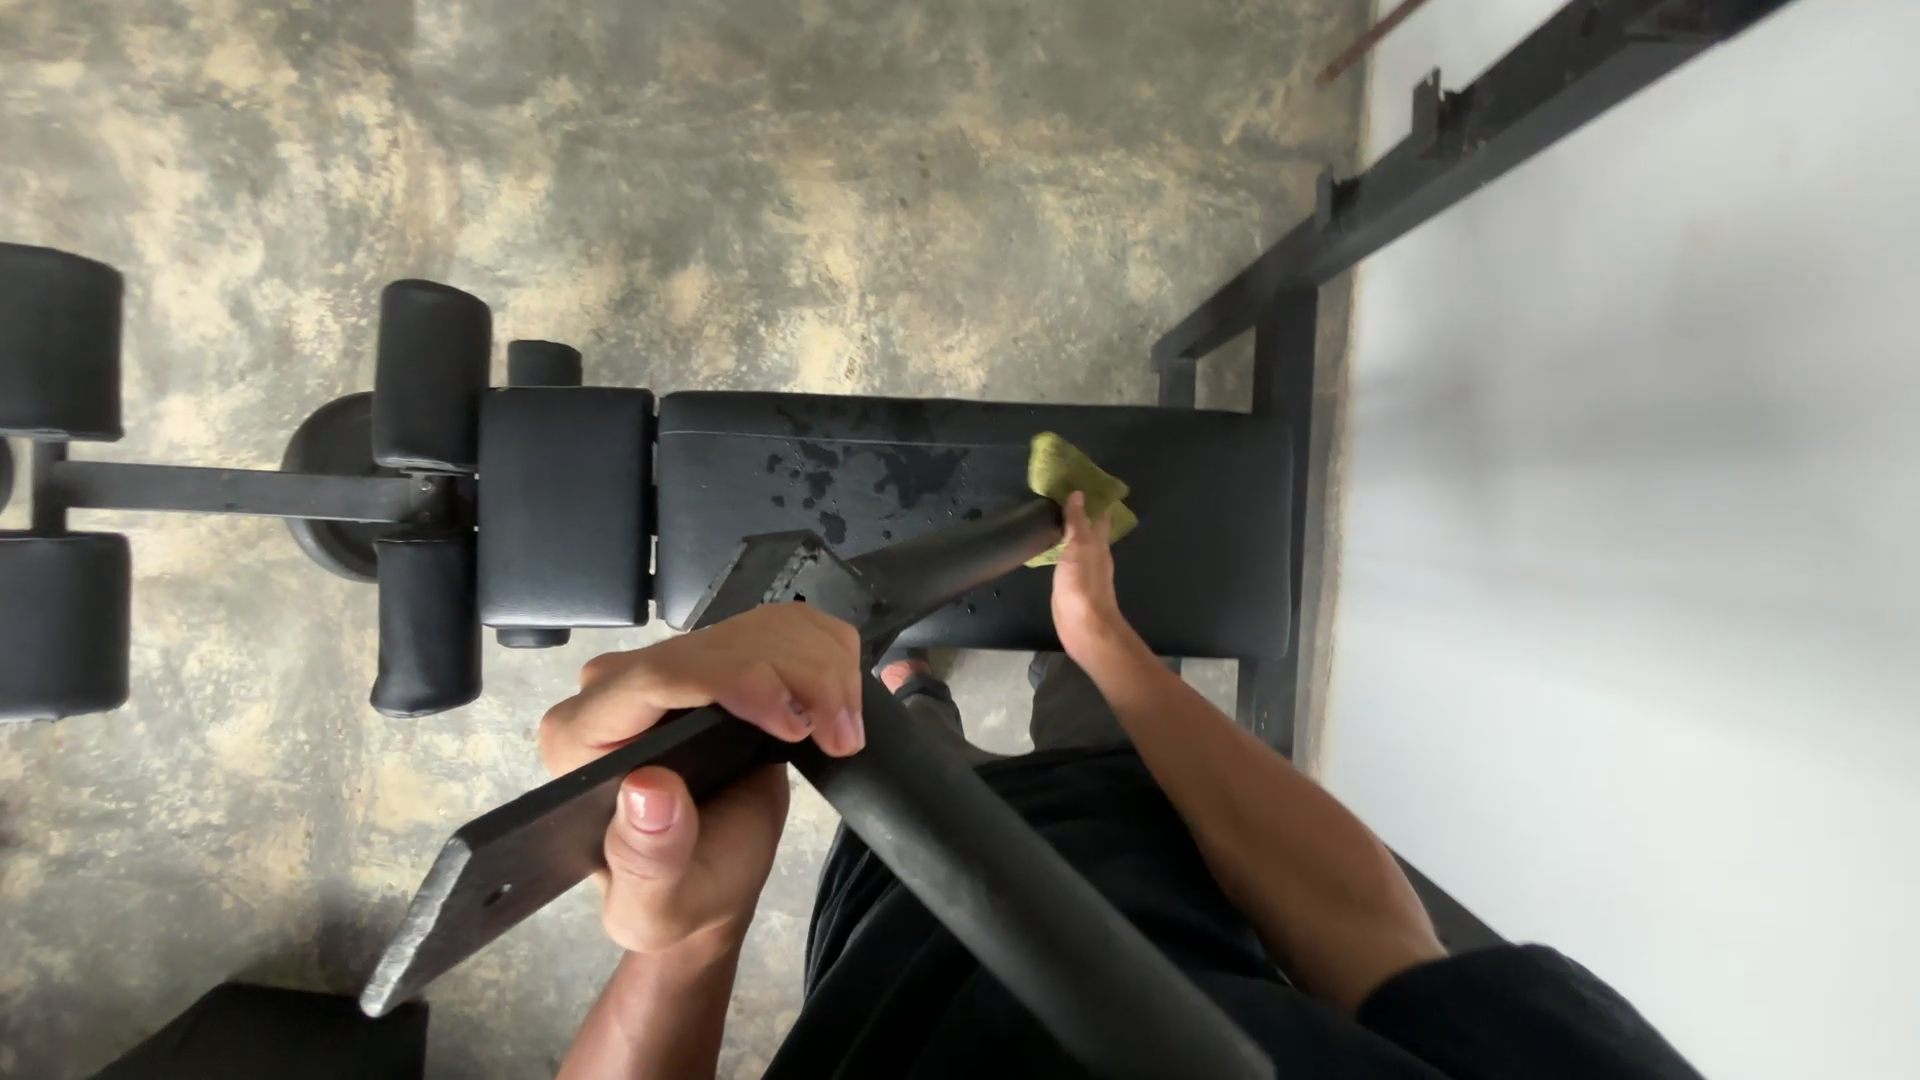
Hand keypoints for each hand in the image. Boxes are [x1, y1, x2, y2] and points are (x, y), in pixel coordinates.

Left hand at [539, 603, 865, 957]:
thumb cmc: (684, 892)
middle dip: (798, 678)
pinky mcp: (721, 654)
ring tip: (844, 730)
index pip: (658, 674)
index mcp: (585, 738)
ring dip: (822, 668)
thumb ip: (646, 859)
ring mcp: (676, 662)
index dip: (735, 681)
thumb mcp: (656, 906)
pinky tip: (838, 703)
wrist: (719, 871)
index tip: (793, 723)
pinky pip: (785, 626)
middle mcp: (620, 686)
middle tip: (842, 735)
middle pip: (723, 642)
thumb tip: (648, 787)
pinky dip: (828, 656)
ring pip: (762, 627)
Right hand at [1050, 490, 1127, 660]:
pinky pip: (1066, 559)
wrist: (1084, 626)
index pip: (1100, 516)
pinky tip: (1051, 546)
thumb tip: (1079, 493)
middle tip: (1063, 495)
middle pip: (1090, 529)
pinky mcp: (1070, 584)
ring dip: (1070, 530)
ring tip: (1054, 515)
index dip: (1095, 500)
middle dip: (1081, 513)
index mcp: (1099, 544)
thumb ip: (1077, 521)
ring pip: (1078, 544)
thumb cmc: (1083, 584)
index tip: (1083, 482)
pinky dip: (1061, 548)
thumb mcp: (1080, 547)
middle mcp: (1094, 554)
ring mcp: (1082, 571)